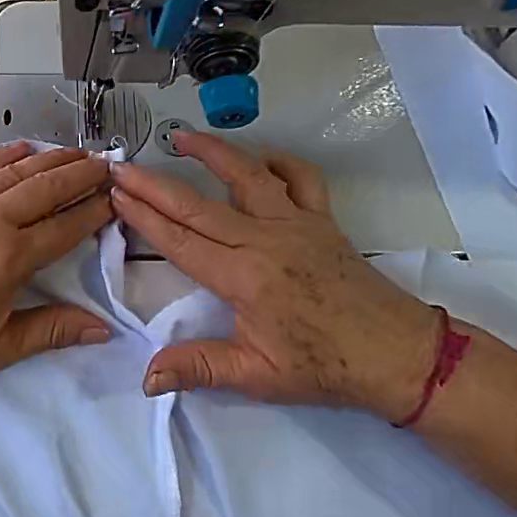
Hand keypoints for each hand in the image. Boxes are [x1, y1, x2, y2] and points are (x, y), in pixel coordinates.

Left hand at [0, 143, 114, 404]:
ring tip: (76, 154)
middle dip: (81, 175)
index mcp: (10, 257)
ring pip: (16, 172)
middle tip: (106, 167)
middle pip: (46, 188)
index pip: (66, 226)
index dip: (95, 212)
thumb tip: (102, 329)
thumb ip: (52, 331)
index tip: (115, 201)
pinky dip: (3, 156)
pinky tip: (22, 149)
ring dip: (50, 160)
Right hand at [109, 131, 440, 419]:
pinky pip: (301, 179)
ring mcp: (297, 224)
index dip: (143, 216)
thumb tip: (145, 380)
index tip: (115, 195)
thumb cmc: (324, 366)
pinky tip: (258, 157)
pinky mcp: (322, 221)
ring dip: (212, 152)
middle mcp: (265, 240)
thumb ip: (197, 368)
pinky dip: (278, 161)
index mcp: (243, 277)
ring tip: (181, 136)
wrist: (401, 356)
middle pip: (197, 205)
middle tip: (120, 167)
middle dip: (153, 184)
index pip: (179, 240)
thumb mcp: (256, 375)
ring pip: (248, 176)